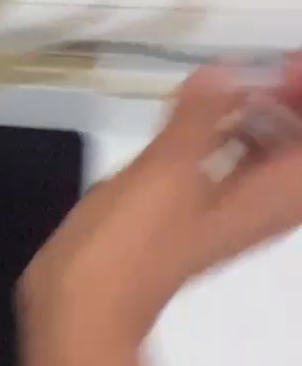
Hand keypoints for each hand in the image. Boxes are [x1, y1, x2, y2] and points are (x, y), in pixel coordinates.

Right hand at [22, 59, 301, 338]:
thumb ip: (197, 118)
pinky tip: (189, 130)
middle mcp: (277, 199)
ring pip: (275, 151)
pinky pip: (236, 167)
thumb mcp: (162, 172)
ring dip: (259, 116)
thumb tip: (224, 71)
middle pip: (301, 139)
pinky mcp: (200, 216)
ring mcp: (238, 209)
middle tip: (250, 71)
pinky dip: (226, 142)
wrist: (85, 303)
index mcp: (286, 188)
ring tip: (218, 93)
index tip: (272, 62)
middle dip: (288, 100)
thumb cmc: (128, 242)